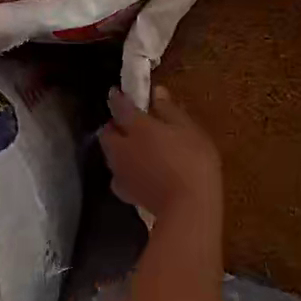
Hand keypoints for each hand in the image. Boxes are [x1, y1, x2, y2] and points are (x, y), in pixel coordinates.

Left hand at [99, 86, 221, 222]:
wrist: (188, 208)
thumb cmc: (193, 161)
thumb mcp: (189, 129)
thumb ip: (169, 110)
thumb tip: (156, 93)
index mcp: (137, 127)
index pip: (118, 107)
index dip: (118, 98)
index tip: (118, 93)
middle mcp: (121, 148)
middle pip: (107, 133)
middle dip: (114, 126)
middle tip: (130, 124)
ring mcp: (120, 172)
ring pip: (110, 155)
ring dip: (118, 148)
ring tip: (135, 148)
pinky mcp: (125, 193)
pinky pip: (118, 176)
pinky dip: (124, 170)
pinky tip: (136, 173)